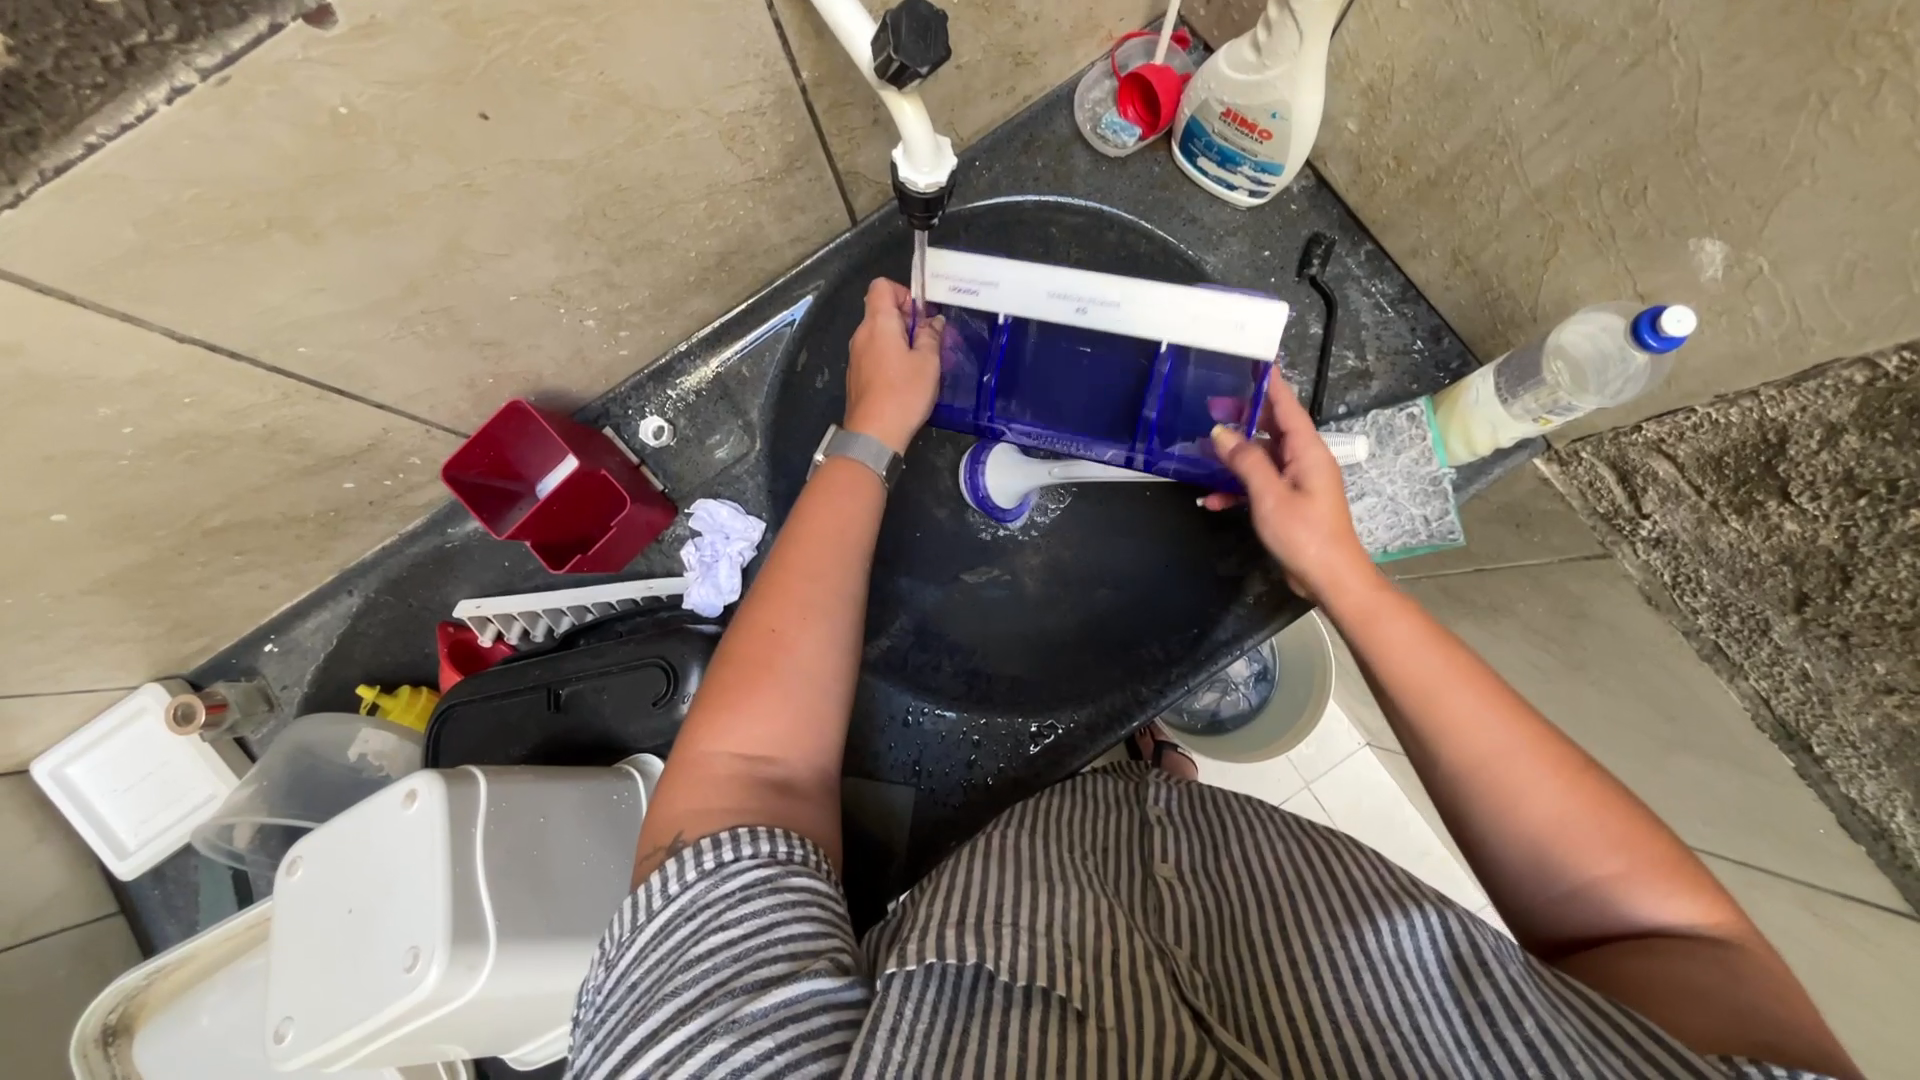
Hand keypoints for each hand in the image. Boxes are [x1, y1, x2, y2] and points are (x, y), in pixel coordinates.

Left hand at [844, 278, 942, 454]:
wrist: (874, 434)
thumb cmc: (904, 393)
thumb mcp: (928, 362)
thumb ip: (930, 336)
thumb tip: (933, 322)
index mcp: (878, 323)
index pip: (881, 286)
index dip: (903, 293)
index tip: (921, 315)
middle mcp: (861, 334)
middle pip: (880, 310)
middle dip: (905, 319)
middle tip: (927, 341)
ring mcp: (856, 355)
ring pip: (878, 334)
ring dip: (898, 340)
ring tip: (918, 362)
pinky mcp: (856, 375)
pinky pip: (873, 353)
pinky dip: (889, 356)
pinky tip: (904, 379)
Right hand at [1204, 378, 1378, 603]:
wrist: (1329, 577)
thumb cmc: (1304, 534)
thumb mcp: (1269, 496)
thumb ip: (1245, 462)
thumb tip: (1221, 434)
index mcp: (1308, 451)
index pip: (1287, 407)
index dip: (1270, 384)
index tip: (1253, 362)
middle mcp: (1304, 460)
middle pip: (1272, 429)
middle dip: (1243, 417)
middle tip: (1210, 405)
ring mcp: (1297, 482)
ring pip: (1261, 458)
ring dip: (1234, 456)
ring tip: (1202, 449)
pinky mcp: (1288, 503)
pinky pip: (1259, 485)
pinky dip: (1237, 488)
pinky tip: (1212, 498)